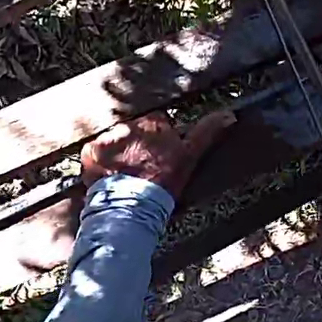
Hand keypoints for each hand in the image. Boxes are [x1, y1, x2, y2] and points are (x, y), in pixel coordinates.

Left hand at [81, 110, 234, 199]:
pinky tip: (109, 177)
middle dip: (137, 146)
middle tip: (143, 170)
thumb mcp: (190, 156)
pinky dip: (100, 163)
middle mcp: (128, 124)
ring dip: (119, 154)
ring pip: (115, 141)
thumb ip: (208, 132)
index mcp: (153, 122)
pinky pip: (94, 152)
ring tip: (125, 177)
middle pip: (134, 132)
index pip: (155, 124)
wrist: (132, 207)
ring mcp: (107, 137)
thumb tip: (231, 115)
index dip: (158, 142)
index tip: (160, 159)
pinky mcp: (91, 151)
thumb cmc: (164, 182)